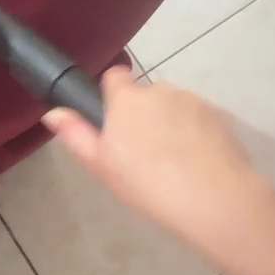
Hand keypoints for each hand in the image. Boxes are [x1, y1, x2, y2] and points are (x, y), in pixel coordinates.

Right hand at [42, 68, 274, 253]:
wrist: (213, 198)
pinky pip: (201, 120)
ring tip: (174, 163)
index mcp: (128, 99)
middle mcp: (161, 90)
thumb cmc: (147, 183)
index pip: (115, 77)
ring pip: (175, 106)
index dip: (112, 96)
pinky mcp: (221, 116)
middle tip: (143, 153)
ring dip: (171, 123)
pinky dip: (197, 134)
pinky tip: (198, 164)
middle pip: (146, 94)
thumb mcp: (102, 165)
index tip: (115, 122)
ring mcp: (194, 101)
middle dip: (144, 114)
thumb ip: (77, 134)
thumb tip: (53, 113)